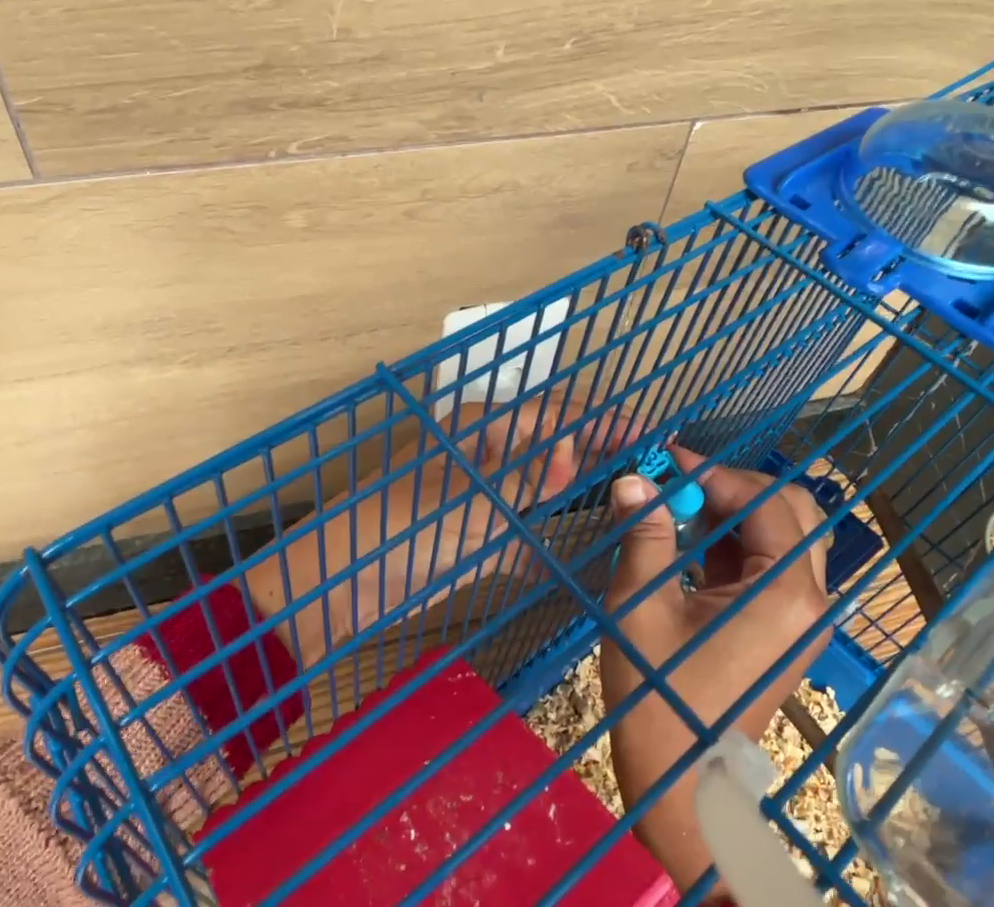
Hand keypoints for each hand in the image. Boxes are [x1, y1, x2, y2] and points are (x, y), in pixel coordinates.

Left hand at [249, 393, 644, 666]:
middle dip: (595, 455)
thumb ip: (526, 477)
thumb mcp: (472, 497)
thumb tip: (570, 459)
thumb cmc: (402, 523)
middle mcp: (485, 458)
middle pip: (551, 450)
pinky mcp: (475, 542)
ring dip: (577, 500)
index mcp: (480, 431)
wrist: (342, 578)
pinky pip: (523, 539)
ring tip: (631, 506)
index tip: (647, 433)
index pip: (552, 416)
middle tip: (651, 467)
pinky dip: (548, 549)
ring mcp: (481, 501)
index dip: (600, 422)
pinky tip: (585, 562)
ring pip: (541, 494)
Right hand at [600, 446, 831, 891]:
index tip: (669, 461)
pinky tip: (692, 541)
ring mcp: (802, 619)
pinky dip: (738, 545)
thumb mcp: (641, 607)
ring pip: (786, 538)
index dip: (717, 474)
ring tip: (681, 505)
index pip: (766, 503)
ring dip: (737, 513)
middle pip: (793, 513)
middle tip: (682, 481)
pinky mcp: (785, 632)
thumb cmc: (659, 695)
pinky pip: (773, 569)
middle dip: (736, 487)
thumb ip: (645, 535)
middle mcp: (809, 600)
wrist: (681, 781)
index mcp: (784, 593)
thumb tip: (632, 479)